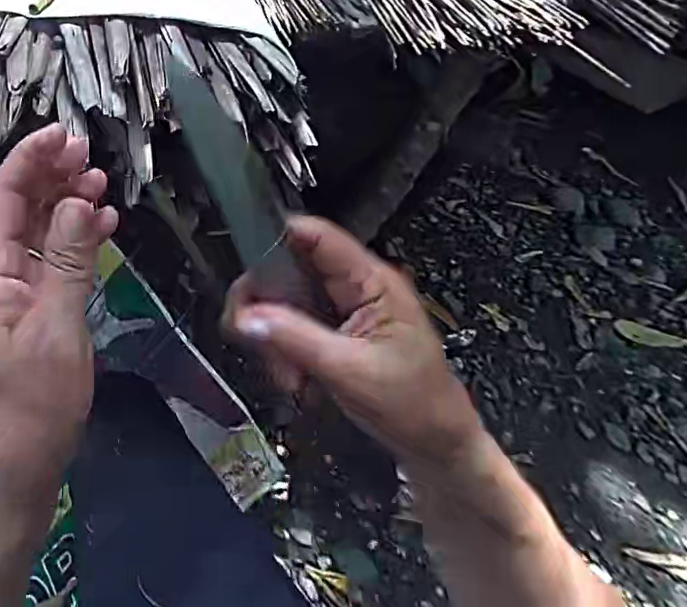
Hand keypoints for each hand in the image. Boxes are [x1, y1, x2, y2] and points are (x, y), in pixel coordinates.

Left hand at [0, 124, 118, 512]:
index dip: (27, 161)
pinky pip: (58, 260)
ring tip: (100, 180)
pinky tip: (104, 223)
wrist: (16, 480)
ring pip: (40, 231)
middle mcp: (0, 276)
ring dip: (66, 201)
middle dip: (49, 174)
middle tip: (87, 152)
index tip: (61, 135)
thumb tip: (77, 201)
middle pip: (19, 209)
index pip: (1, 200)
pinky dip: (80, 237)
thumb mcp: (53, 331)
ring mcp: (21, 294)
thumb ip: (65, 262)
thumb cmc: (29, 409)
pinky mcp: (41, 312)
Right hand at [224, 215, 480, 469]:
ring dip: (276, 336)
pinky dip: (286, 350)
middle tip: (257, 340)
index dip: (277, 238)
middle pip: (291, 269)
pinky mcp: (337, 330)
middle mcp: (355, 286)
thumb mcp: (351, 372)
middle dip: (269, 306)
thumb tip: (246, 317)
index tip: (245, 265)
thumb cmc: (414, 407)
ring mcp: (345, 308)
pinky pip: (295, 325)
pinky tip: (296, 379)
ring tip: (290, 377)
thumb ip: (295, 339)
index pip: (316, 236)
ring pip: (288, 301)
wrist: (441, 450)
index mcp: (371, 281)